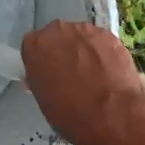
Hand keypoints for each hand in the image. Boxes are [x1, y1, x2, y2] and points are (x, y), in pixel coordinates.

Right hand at [20, 20, 144, 144]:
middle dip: (64, 51)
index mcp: (35, 45)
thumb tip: (46, 76)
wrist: (109, 114)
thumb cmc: (69, 113)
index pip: (33, 46)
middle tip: (73, 73)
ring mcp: (84, 30)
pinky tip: (110, 73)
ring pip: (81, 37)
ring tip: (95, 74)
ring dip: (85, 50)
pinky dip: (104, 54)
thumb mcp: (43, 98)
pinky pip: (102, 42)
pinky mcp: (108, 35)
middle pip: (58, 36)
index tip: (49, 73)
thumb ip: (40, 78)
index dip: (42, 60)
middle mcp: (57, 30)